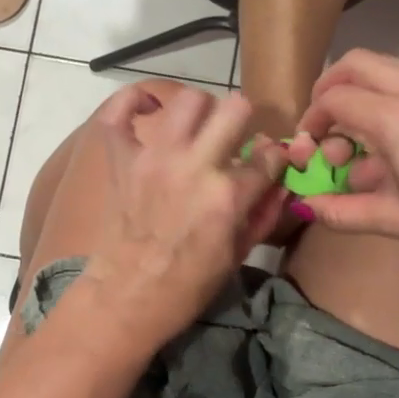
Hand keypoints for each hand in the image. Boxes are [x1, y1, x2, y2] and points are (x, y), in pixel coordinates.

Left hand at [83, 85, 288, 338]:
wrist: (128, 297)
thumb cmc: (188, 285)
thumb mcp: (238, 254)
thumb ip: (263, 213)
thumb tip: (281, 183)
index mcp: (228, 195)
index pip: (267, 155)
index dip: (275, 157)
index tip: (269, 162)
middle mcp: (194, 166)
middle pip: (234, 109)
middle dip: (243, 120)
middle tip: (234, 138)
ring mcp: (154, 158)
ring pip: (188, 100)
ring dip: (200, 109)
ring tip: (198, 127)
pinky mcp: (122, 160)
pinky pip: (117, 115)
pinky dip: (130, 103)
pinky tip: (147, 107)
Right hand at [290, 34, 398, 265]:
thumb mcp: (392, 220)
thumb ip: (340, 212)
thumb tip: (304, 207)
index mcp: (392, 121)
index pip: (334, 99)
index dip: (313, 119)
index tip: (311, 147)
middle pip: (355, 66)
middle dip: (328, 87)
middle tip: (324, 121)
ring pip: (390, 60)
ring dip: (362, 78)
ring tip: (356, 110)